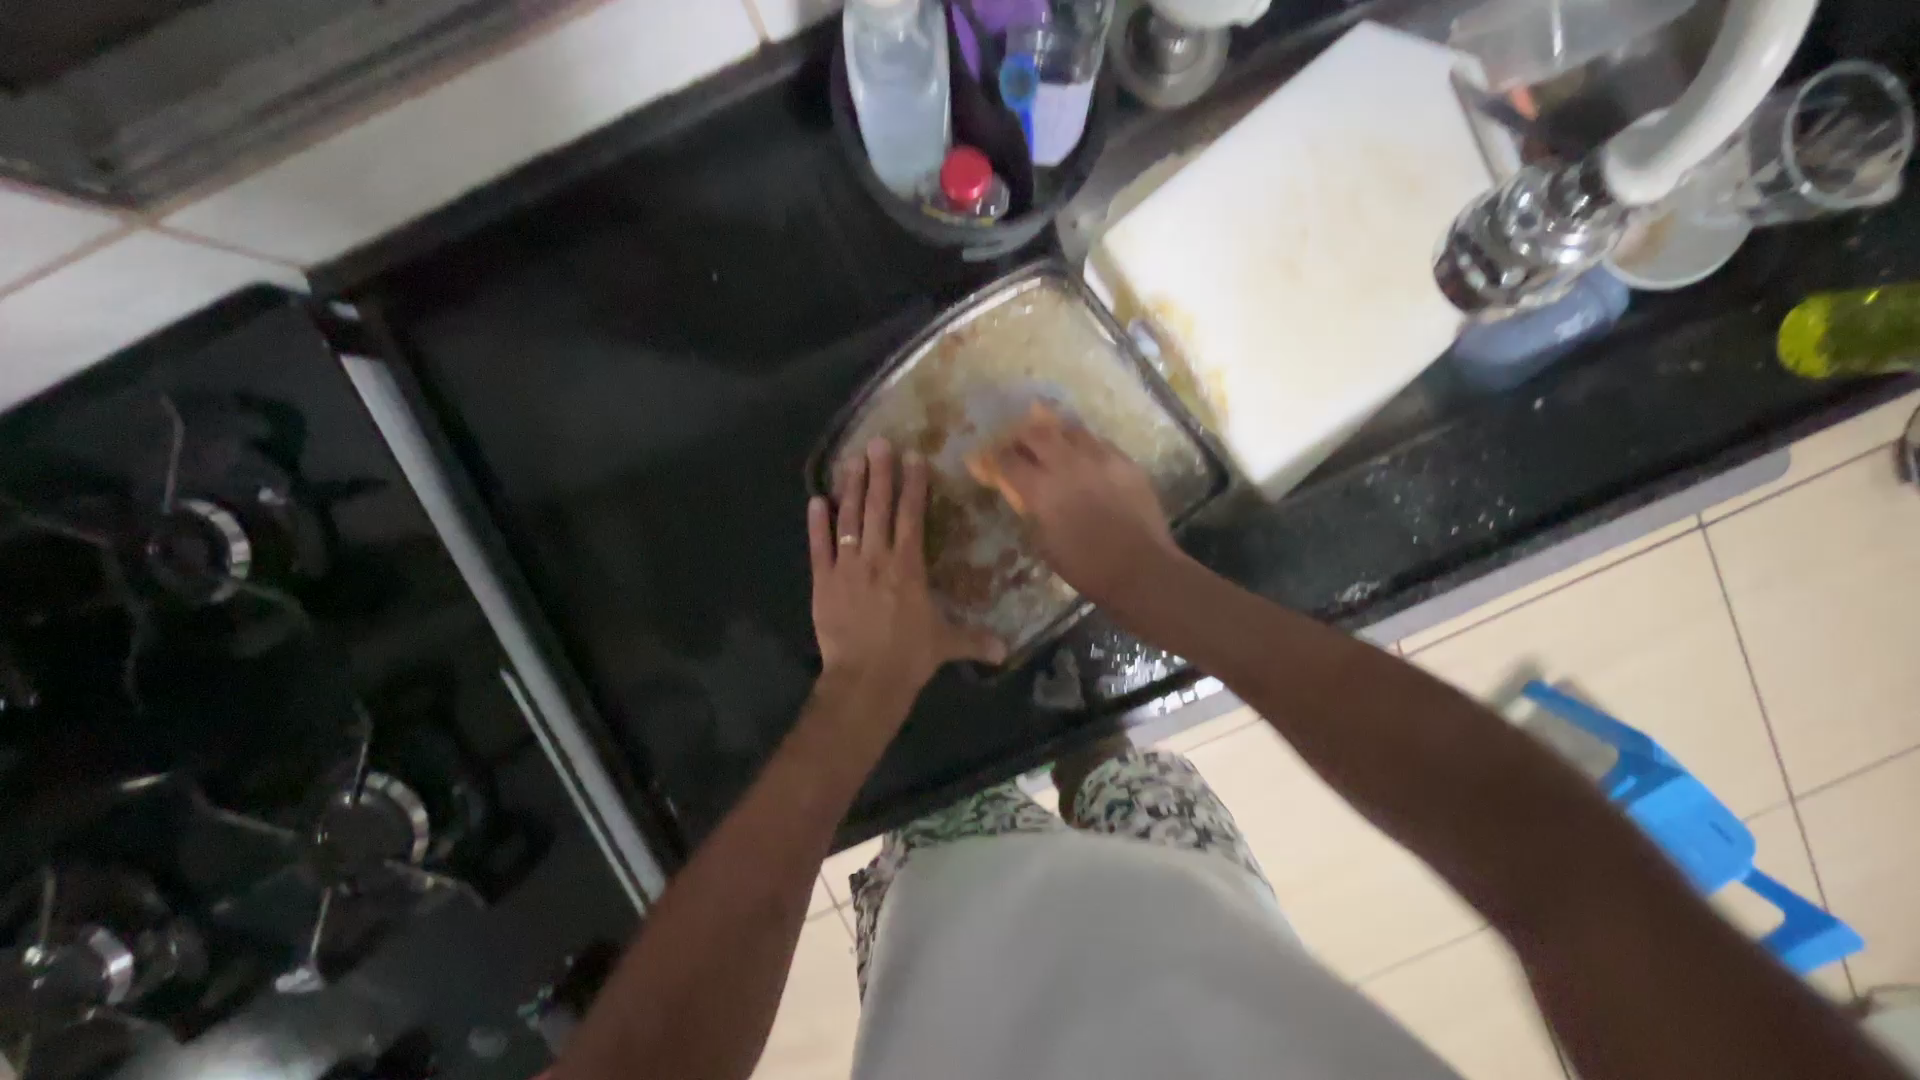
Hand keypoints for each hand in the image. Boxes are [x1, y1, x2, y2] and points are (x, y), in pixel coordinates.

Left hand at [809, 438, 1005, 704]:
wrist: (865, 679)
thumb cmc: (909, 658)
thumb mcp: (946, 645)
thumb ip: (974, 640)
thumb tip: (1005, 650)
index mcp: (909, 567)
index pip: (912, 516)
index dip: (913, 486)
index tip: (912, 458)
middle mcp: (878, 558)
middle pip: (878, 508)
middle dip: (879, 473)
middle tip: (877, 443)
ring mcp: (847, 568)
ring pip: (848, 519)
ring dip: (849, 488)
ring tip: (850, 460)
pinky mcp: (823, 583)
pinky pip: (818, 548)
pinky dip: (816, 524)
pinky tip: (816, 500)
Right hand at [987, 411, 1183, 604]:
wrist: (1140, 568)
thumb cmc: (1086, 566)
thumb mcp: (1045, 543)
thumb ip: (1033, 512)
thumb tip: (1027, 497)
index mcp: (1041, 488)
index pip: (1007, 460)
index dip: (995, 457)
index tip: (991, 459)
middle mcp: (1068, 464)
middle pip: (1037, 432)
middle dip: (1023, 436)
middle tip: (1021, 444)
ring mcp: (1100, 458)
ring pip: (1071, 429)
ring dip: (1057, 435)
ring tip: (1056, 444)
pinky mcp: (1126, 461)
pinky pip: (1100, 443)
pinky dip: (1086, 447)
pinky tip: (1088, 459)